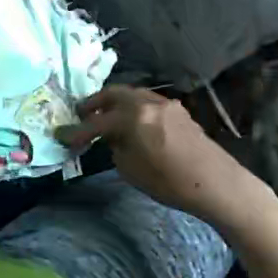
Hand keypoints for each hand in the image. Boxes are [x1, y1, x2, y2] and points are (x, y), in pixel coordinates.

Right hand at [57, 85, 261, 223]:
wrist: (215, 183)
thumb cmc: (168, 181)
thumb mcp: (130, 169)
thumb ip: (116, 147)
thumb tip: (113, 139)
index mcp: (133, 116)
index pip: (96, 122)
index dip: (77, 132)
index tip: (62, 137)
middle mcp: (149, 103)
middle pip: (115, 94)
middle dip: (95, 104)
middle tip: (81, 115)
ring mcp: (167, 105)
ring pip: (133, 96)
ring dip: (116, 105)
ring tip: (105, 119)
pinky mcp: (179, 113)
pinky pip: (148, 104)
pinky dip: (133, 110)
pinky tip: (131, 125)